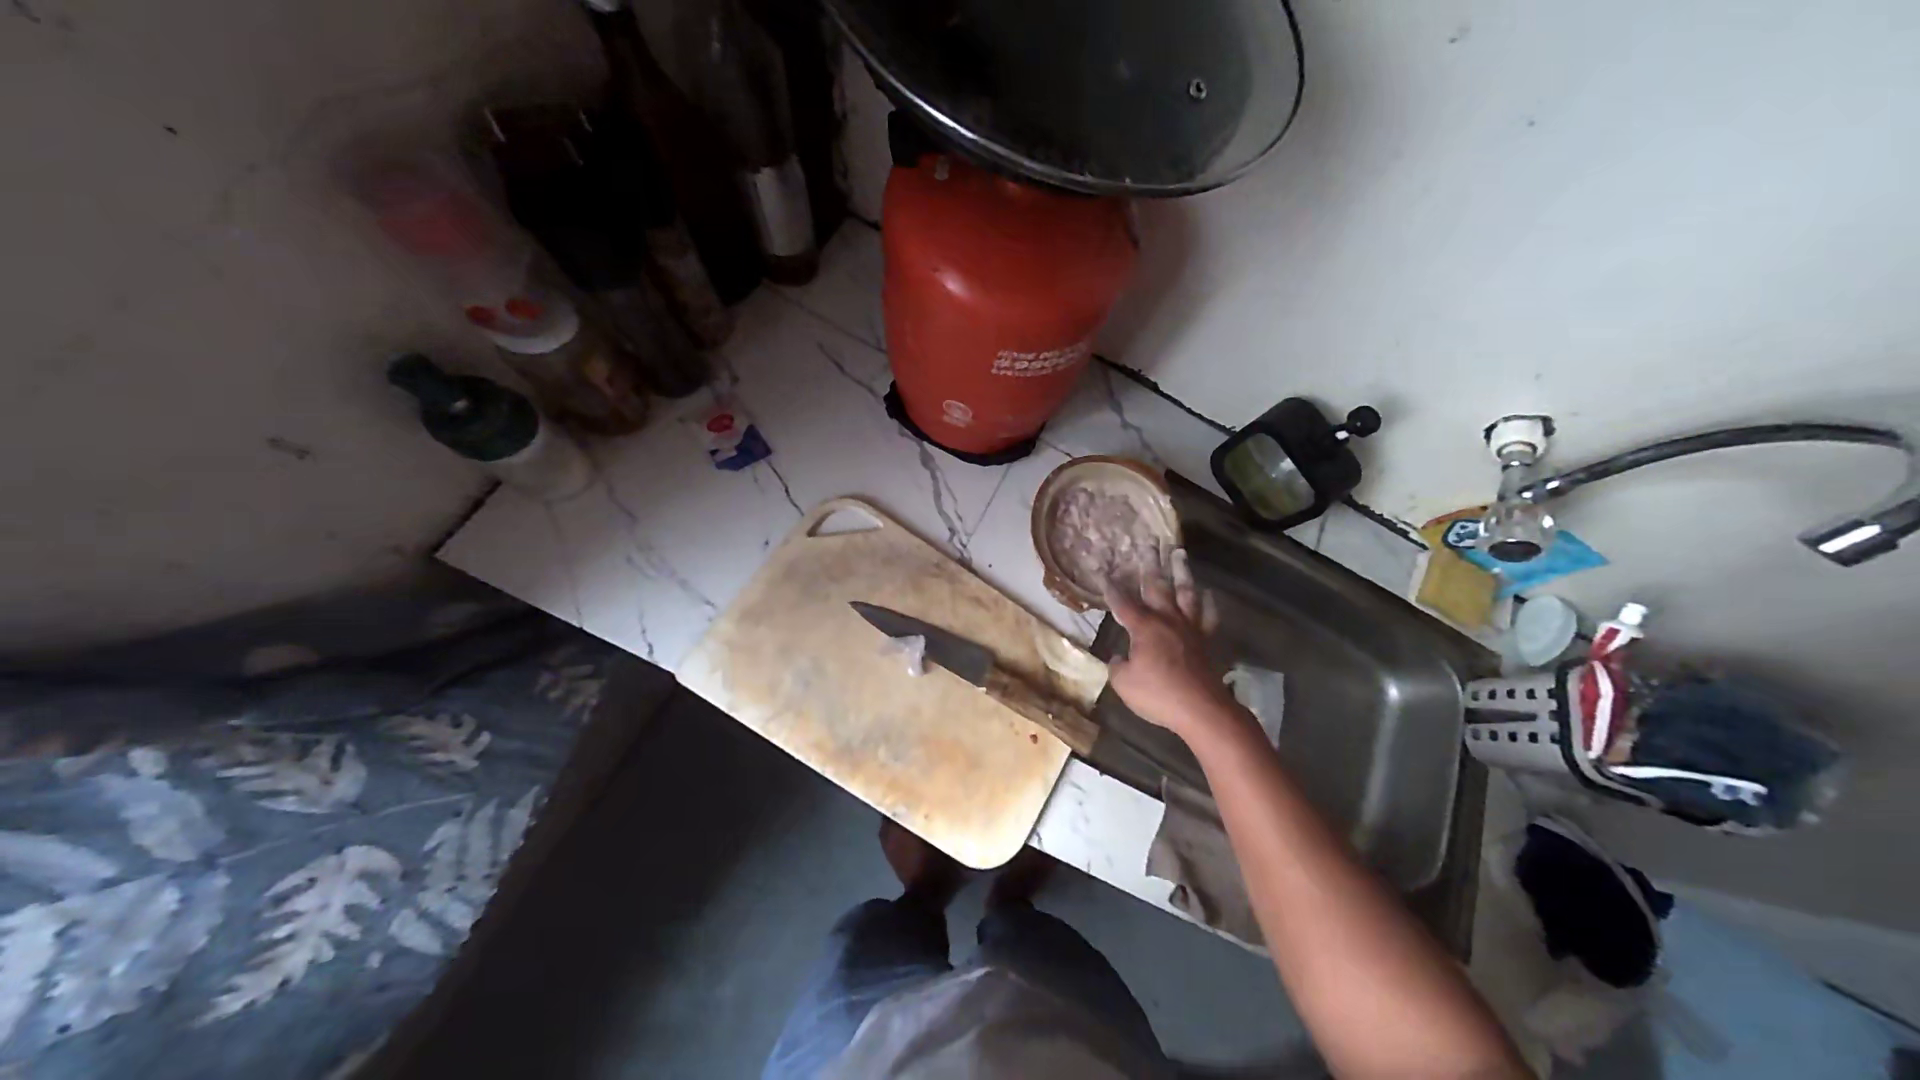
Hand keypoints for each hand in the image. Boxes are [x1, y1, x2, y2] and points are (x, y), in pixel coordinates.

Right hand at [1102, 548, 1243, 739]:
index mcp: (1143, 627)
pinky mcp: (1207, 641)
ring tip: (1178, 553)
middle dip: (1149, 564)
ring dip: (1181, 572)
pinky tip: (1208, 594)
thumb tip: (1120, 657)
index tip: (1103, 569)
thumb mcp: (1124, 684)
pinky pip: (1209, 617)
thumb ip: (1118, 666)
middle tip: (1148, 543)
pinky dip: (1208, 603)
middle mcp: (1167, 620)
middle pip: (1157, 586)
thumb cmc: (1158, 694)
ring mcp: (1190, 629)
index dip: (1111, 586)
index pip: (1122, 602)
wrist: (1202, 709)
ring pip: (1186, 593)